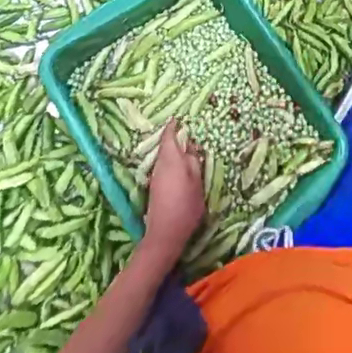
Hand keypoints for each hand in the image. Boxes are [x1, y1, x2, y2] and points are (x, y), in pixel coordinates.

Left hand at [143, 121, 203, 254]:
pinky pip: (163, 168)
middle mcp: (160, 164)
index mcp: (171, 159)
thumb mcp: (197, 183)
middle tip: (187, 136)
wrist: (164, 233)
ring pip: (164, 158)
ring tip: (187, 153)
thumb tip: (190, 148)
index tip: (178, 119)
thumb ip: (193, 163)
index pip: (168, 136)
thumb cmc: (185, 206)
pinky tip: (180, 171)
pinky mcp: (154, 187)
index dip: (173, 127)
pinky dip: (171, 164)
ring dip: (173, 152)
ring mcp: (155, 176)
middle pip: (166, 146)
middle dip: (174, 139)